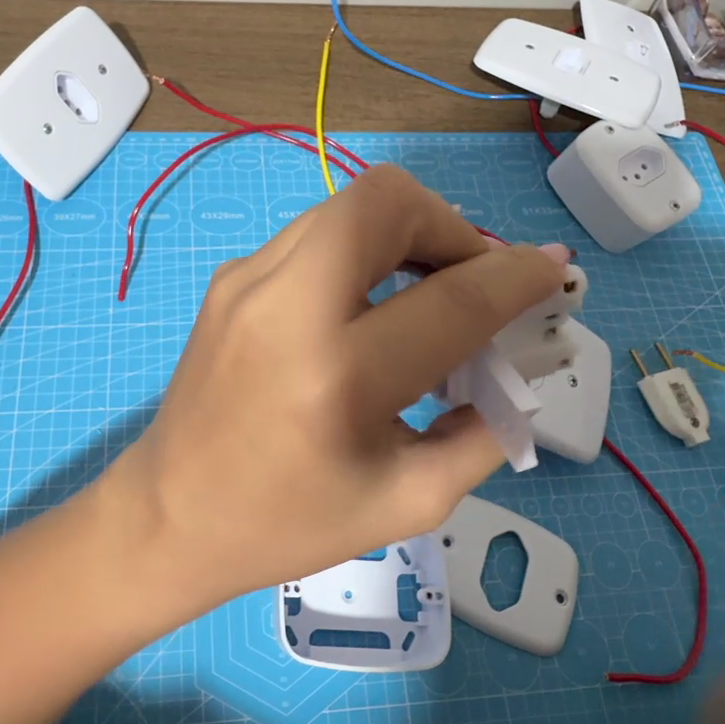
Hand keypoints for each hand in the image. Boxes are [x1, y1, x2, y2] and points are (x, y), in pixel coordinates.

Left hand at [104, 164, 567, 605]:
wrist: (170, 512)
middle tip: (471, 277)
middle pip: (387, 201)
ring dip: (407, 230)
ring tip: (428, 288)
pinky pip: (319, 232)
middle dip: (449, 225)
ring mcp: (249, 279)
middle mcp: (287, 308)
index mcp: (338, 380)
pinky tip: (370, 304)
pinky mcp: (233, 275)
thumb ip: (485, 428)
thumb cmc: (290, 523)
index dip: (517, 277)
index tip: (554, 270)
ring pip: (350, 205)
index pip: (451, 300)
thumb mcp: (409, 501)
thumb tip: (525, 359)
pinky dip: (364, 248)